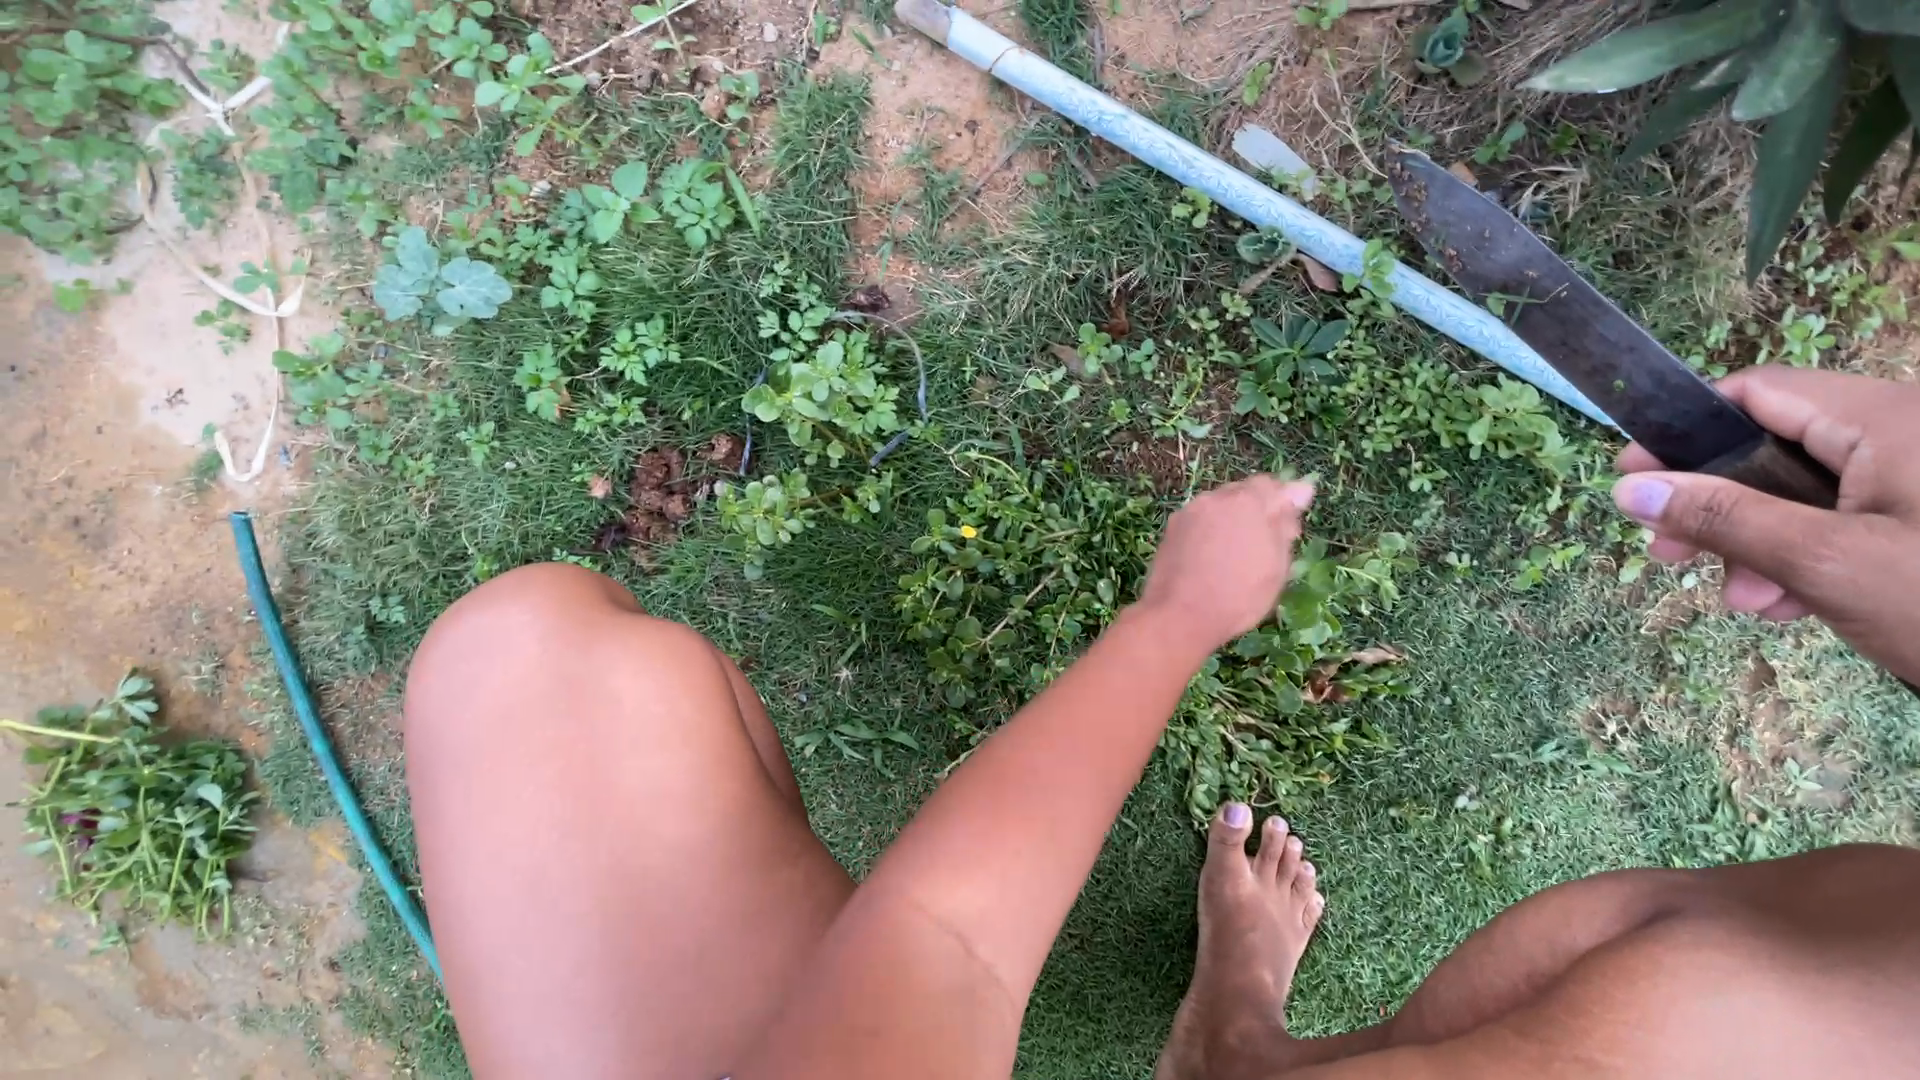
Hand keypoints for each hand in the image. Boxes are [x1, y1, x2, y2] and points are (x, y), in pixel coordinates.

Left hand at [1138, 475, 1313, 653]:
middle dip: (1255, 511)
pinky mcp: (1171, 528)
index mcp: (1247, 502)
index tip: (1287, 530)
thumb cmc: (1239, 594)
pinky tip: (1211, 557)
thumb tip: (1300, 489)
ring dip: (1230, 520)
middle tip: (1263, 544)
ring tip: (1235, 555)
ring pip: (1218, 506)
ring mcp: (1189, 512)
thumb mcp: (1277, 564)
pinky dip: (1209, 532)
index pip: (1271, 485)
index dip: (1281, 505)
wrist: (1180, 615)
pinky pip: (1199, 521)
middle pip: (1242, 493)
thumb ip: (1285, 522)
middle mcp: (1215, 498)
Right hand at [1612, 366, 1919, 683]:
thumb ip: (1721, 518)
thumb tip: (1628, 487)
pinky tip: (1794, 599)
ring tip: (1746, 598)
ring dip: (1756, 540)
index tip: (1634, 482)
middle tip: (1668, 553)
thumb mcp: (1826, 563)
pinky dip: (1806, 552)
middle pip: (1775, 447)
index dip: (1682, 432)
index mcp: (1890, 422)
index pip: (1757, 392)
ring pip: (1809, 489)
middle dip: (1715, 503)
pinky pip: (1851, 515)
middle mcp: (1911, 433)